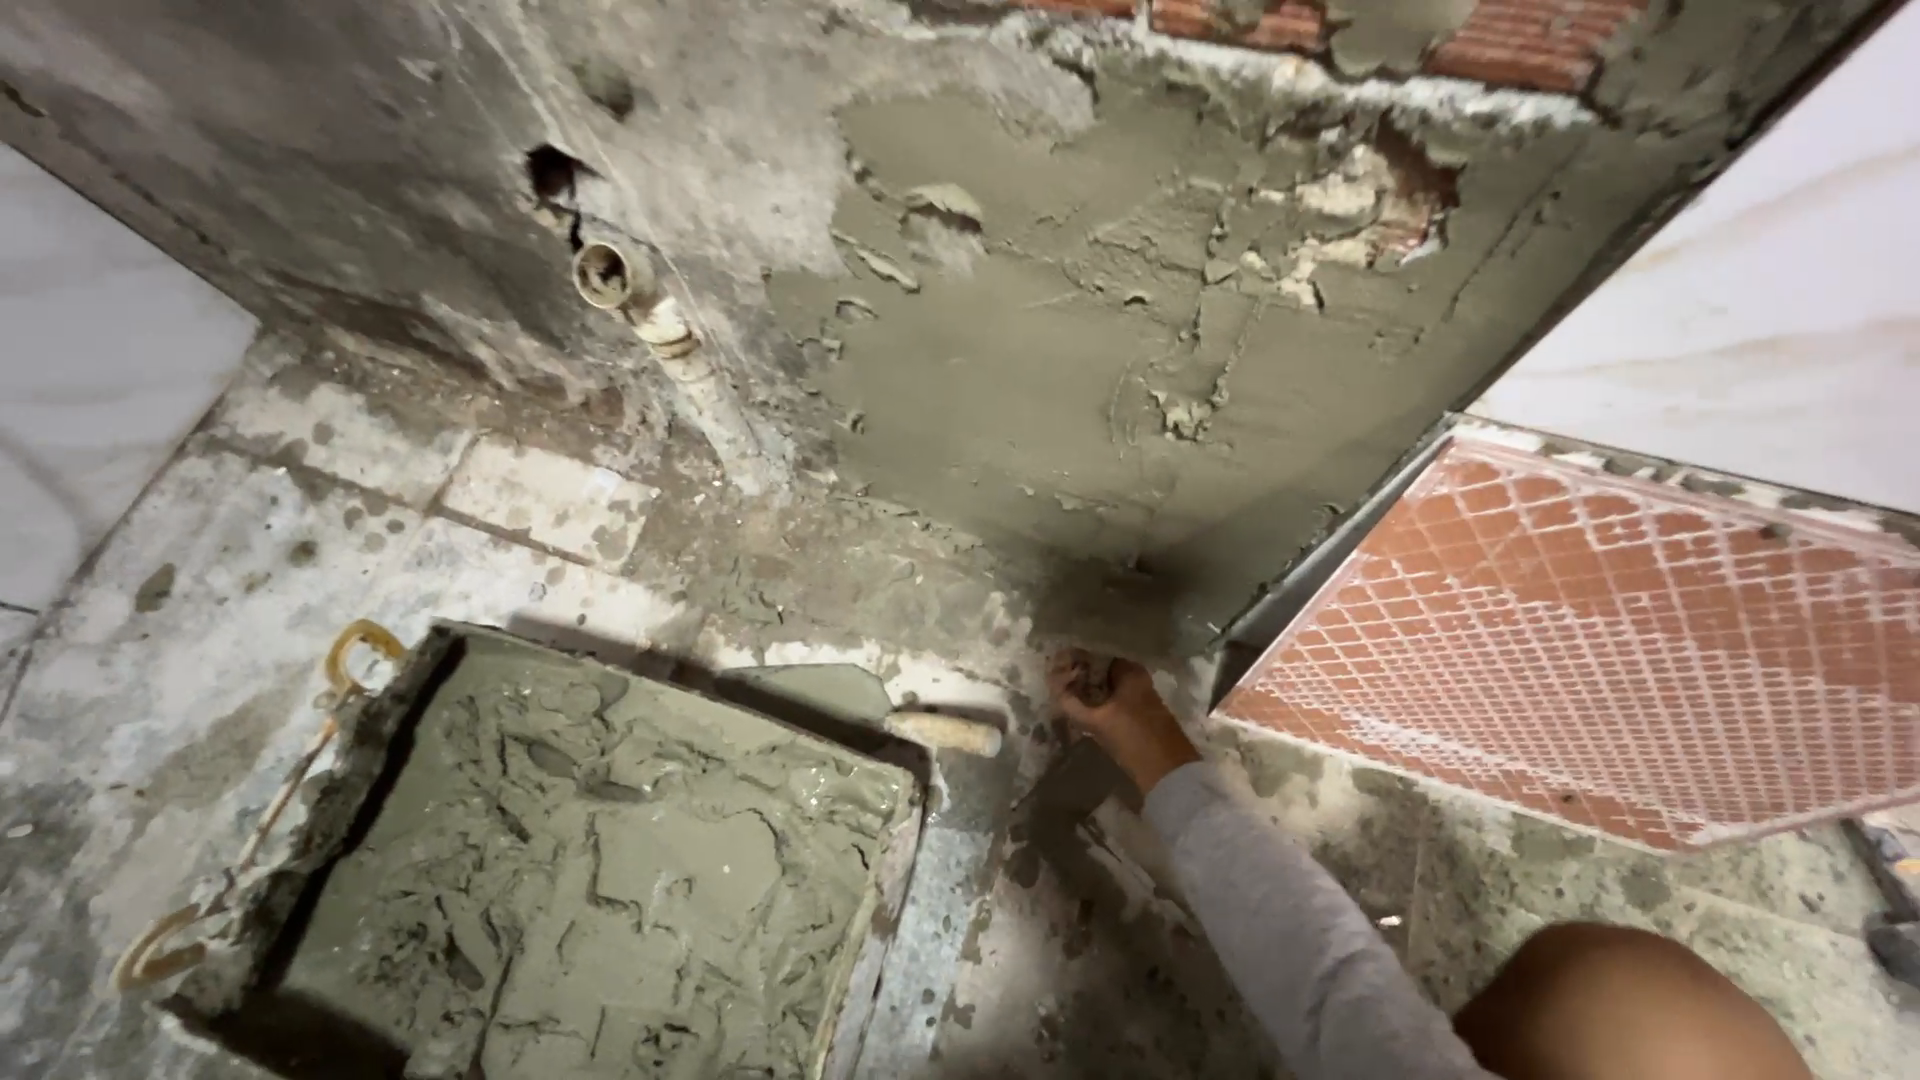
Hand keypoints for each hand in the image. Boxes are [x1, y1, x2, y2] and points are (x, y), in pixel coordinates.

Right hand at [1048, 649, 1200, 795]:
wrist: (1168, 772)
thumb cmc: (1134, 739)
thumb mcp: (1097, 721)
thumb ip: (1072, 704)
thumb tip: (1053, 686)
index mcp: (1131, 671)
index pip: (1098, 654)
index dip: (1076, 657)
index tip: (1056, 662)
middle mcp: (1138, 678)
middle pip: (1103, 669)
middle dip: (1080, 674)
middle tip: (1057, 679)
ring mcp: (1141, 695)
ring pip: (1108, 685)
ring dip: (1089, 688)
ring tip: (1065, 692)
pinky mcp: (1141, 713)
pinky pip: (1114, 698)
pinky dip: (1099, 700)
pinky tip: (1082, 707)